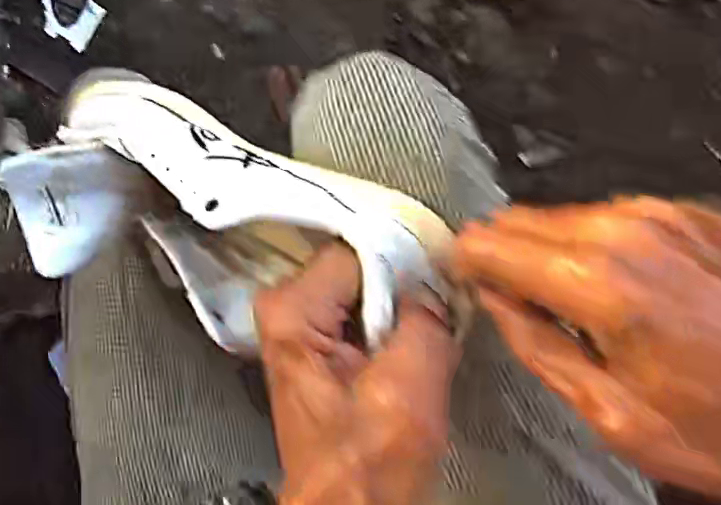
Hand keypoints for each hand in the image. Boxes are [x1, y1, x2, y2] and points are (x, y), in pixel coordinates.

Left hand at [256, 242, 455, 504]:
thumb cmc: (365, 466)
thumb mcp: (406, 394)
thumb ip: (421, 328)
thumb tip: (432, 287)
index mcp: (289, 308)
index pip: (349, 253)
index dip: (398, 262)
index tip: (436, 271)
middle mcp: (282, 305)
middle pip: (351, 268)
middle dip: (399, 289)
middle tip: (438, 311)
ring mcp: (295, 322)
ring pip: (357, 291)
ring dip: (397, 311)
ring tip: (427, 336)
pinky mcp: (313, 341)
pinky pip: (356, 313)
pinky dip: (388, 327)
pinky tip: (408, 351)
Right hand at [457, 198, 720, 503]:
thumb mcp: (622, 422)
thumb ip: (534, 346)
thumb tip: (492, 299)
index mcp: (599, 283)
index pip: (483, 242)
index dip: (462, 263)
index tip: (464, 283)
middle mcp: (622, 230)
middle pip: (513, 219)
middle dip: (502, 254)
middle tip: (519, 300)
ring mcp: (664, 215)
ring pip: (556, 215)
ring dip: (550, 249)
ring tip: (584, 302)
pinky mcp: (697, 215)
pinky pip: (608, 217)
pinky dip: (598, 245)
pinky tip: (635, 289)